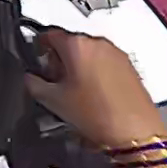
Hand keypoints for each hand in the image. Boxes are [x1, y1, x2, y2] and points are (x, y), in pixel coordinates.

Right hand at [25, 28, 166, 147]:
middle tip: (54, 81)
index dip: (38, 47)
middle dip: (59, 59)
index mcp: (76, 44)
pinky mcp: (129, 66)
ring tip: (75, 92)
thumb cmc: (98, 115)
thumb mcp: (54, 101)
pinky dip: (95, 71)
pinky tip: (93, 95)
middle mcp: (97, 42)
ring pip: (88, 52)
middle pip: (69, 43)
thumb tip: (29, 78)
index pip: (48, 34)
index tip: (37, 59)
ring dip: (77, 65)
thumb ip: (33, 84)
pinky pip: (104, 61)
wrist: (136, 133)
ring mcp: (115, 53)